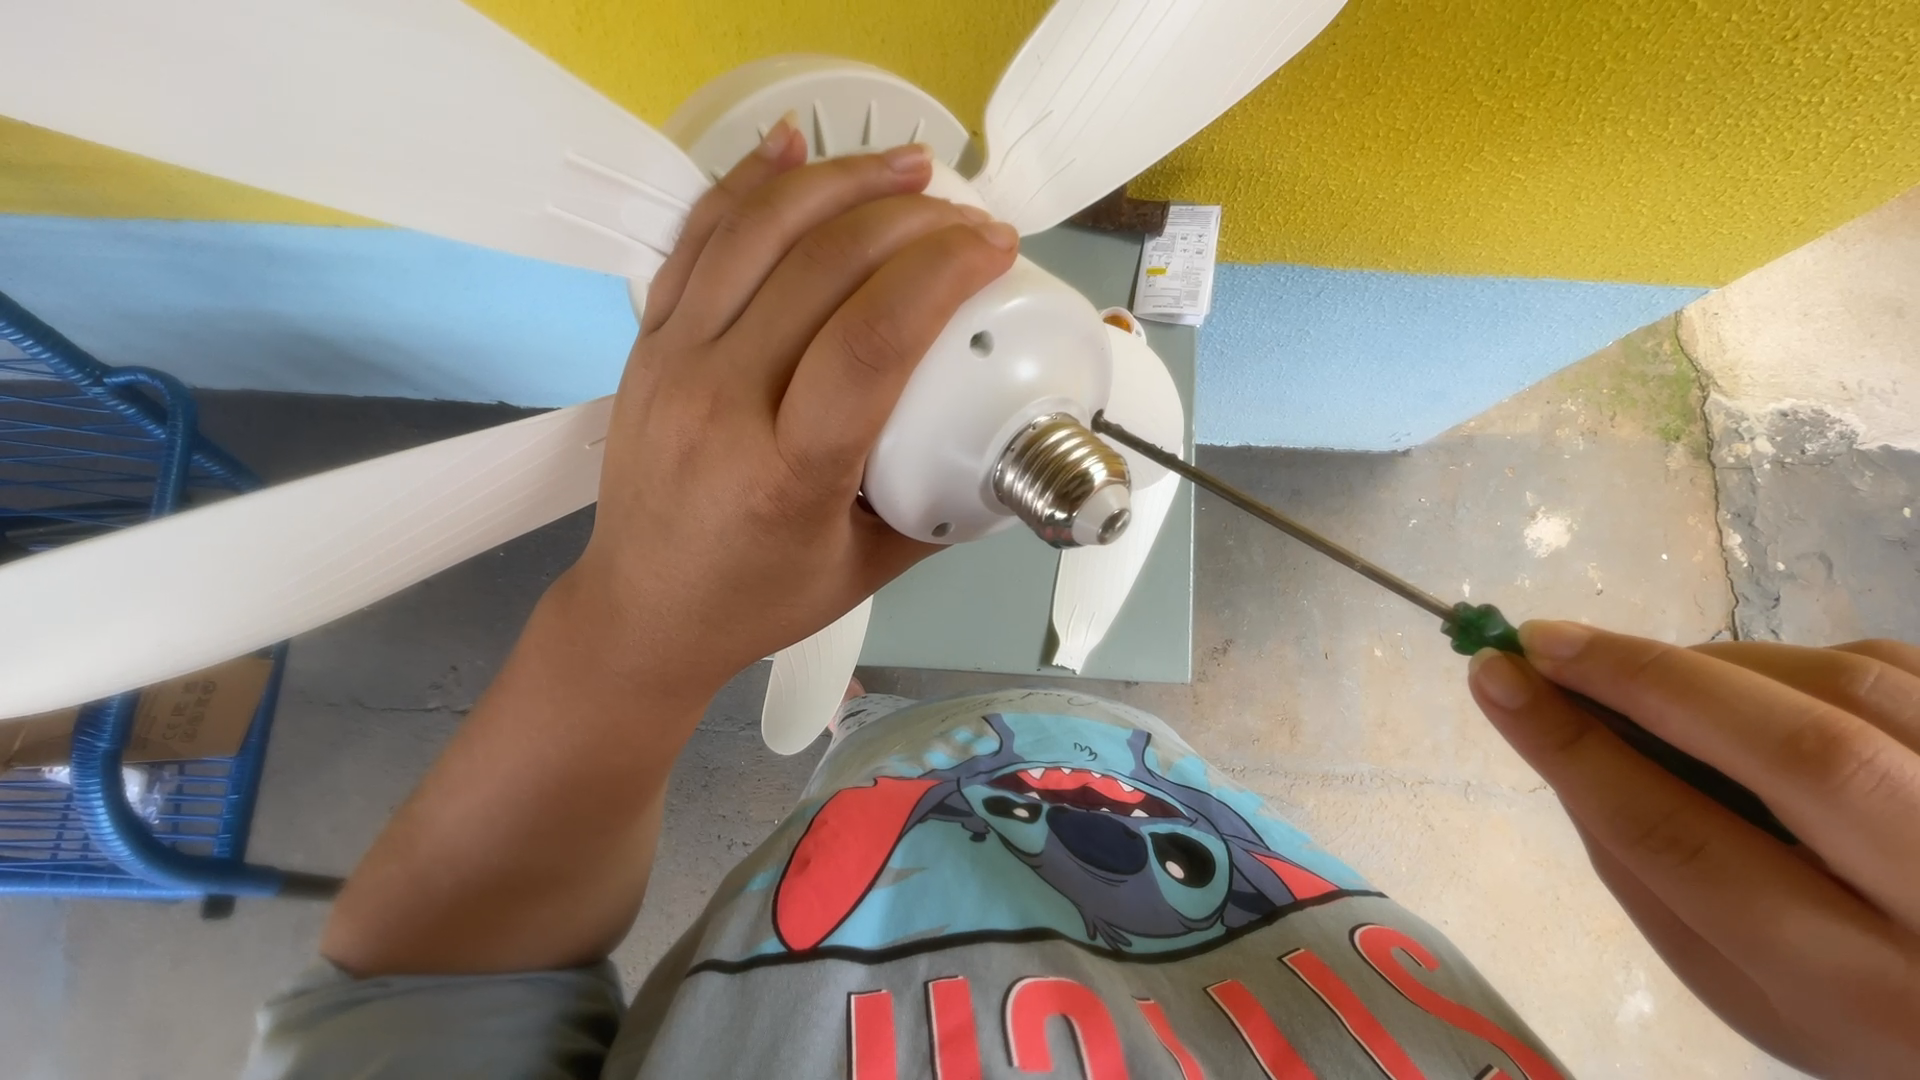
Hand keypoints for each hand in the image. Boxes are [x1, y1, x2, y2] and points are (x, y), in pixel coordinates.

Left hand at [321, 126, 1017, 976]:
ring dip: (832, 188)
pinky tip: (795, 159)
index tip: (996, 249)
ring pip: (750, 240)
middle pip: (812, 271)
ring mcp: (665, 364)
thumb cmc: (757, 612)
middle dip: (901, 221)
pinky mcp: (647, 348)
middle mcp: (711, 400)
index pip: (864, 341)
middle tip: (965, 206)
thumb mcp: (866, 573)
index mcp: (777, 468)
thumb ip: (934, 505)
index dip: (936, 280)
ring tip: (898, 162)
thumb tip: (1011, 452)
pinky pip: (696, 248)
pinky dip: (749, 192)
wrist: (638, 617)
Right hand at [1469, 624, 1919, 1077]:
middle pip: (1801, 753)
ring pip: (1844, 687)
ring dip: (1710, 665)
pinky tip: (1759, 696)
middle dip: (1644, 676)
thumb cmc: (1830, 991)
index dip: (1572, 745)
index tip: (1494, 675)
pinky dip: (1790, 662)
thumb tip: (1550, 715)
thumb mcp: (1718, 964)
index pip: (1678, 838)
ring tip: (1654, 682)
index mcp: (1849, 984)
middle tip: (1543, 640)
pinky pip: (1887, 662)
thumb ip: (1628, 849)